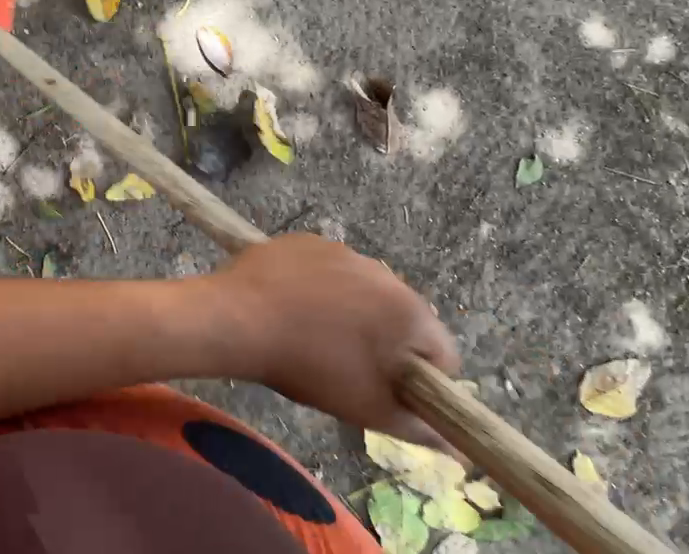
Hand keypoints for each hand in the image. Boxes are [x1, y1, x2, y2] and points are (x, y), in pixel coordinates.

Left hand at [212, 234, 460, 446]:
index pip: (440, 353)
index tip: (389, 390)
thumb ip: (419, 428)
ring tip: (312, 333)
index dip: (422, 380)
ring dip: (350, 310)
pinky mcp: (301, 241)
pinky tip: (291, 305)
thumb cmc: (307, 365)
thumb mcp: (368, 408)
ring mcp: (337, 249)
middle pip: (401, 316)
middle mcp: (380, 270)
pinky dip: (316, 285)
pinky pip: (324, 269)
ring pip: (361, 290)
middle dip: (384, 341)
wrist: (233, 318)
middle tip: (346, 363)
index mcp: (409, 310)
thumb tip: (455, 447)